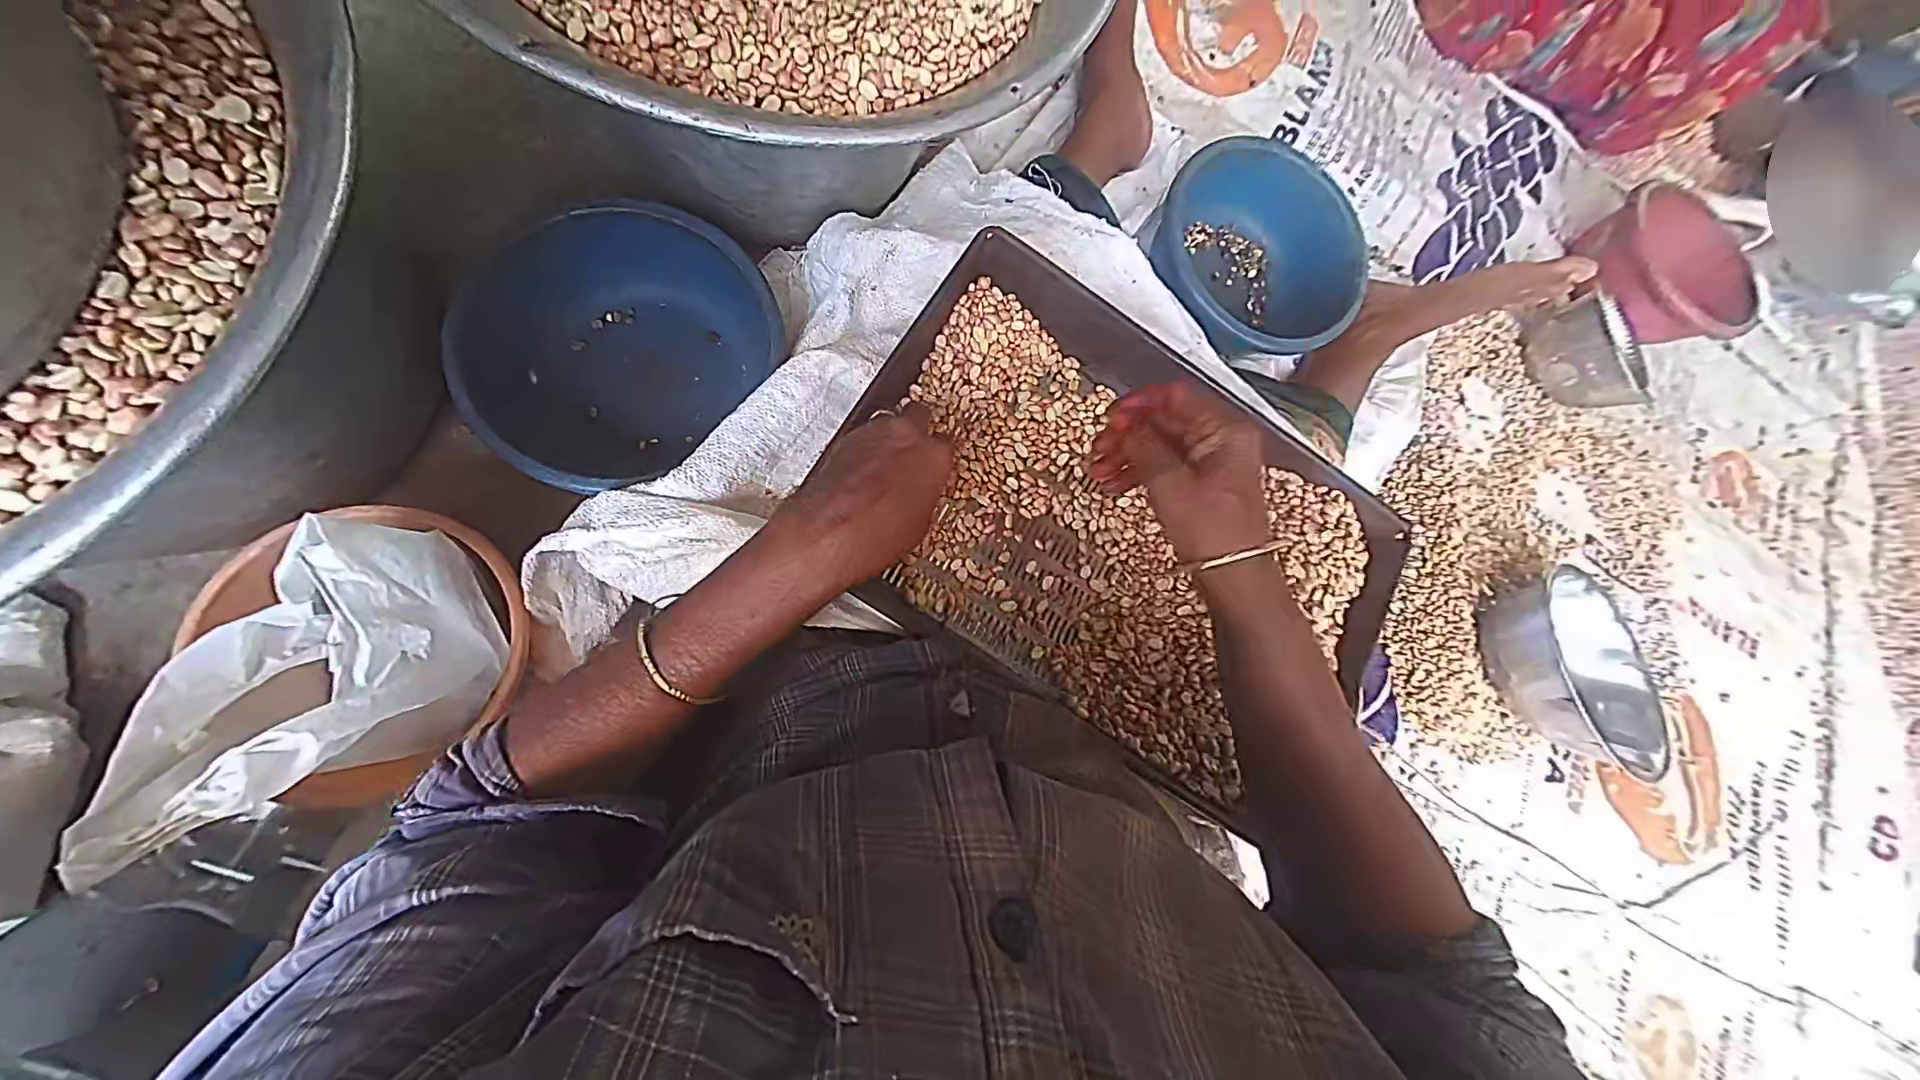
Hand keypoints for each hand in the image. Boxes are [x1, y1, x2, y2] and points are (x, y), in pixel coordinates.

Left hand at [769, 405, 954, 589]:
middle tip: (915, 455)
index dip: (941, 457)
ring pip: (888, 424)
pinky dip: (865, 450)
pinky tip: (863, 472)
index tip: (938, 465)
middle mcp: (905, 435)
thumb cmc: (874, 533)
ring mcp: (873, 432)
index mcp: (933, 456)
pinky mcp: (845, 439)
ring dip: (889, 440)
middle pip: (919, 417)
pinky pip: (863, 437)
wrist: (828, 532)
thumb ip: (926, 495)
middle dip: (918, 432)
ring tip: (886, 468)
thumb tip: (922, 495)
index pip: (948, 445)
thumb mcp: (920, 523)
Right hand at [1088, 382, 1268, 563]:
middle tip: (1098, 448)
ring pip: (1159, 447)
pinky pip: (1163, 468)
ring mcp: (1210, 463)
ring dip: (1126, 455)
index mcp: (1222, 430)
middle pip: (1164, 423)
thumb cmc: (1209, 529)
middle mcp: (1219, 440)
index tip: (1110, 417)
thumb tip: (1126, 424)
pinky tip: (1113, 485)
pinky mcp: (1200, 485)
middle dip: (1126, 434)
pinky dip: (1137, 473)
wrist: (1232, 575)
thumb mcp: (1169, 482)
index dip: (1139, 403)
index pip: (1176, 397)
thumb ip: (1145, 446)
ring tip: (1098, 471)